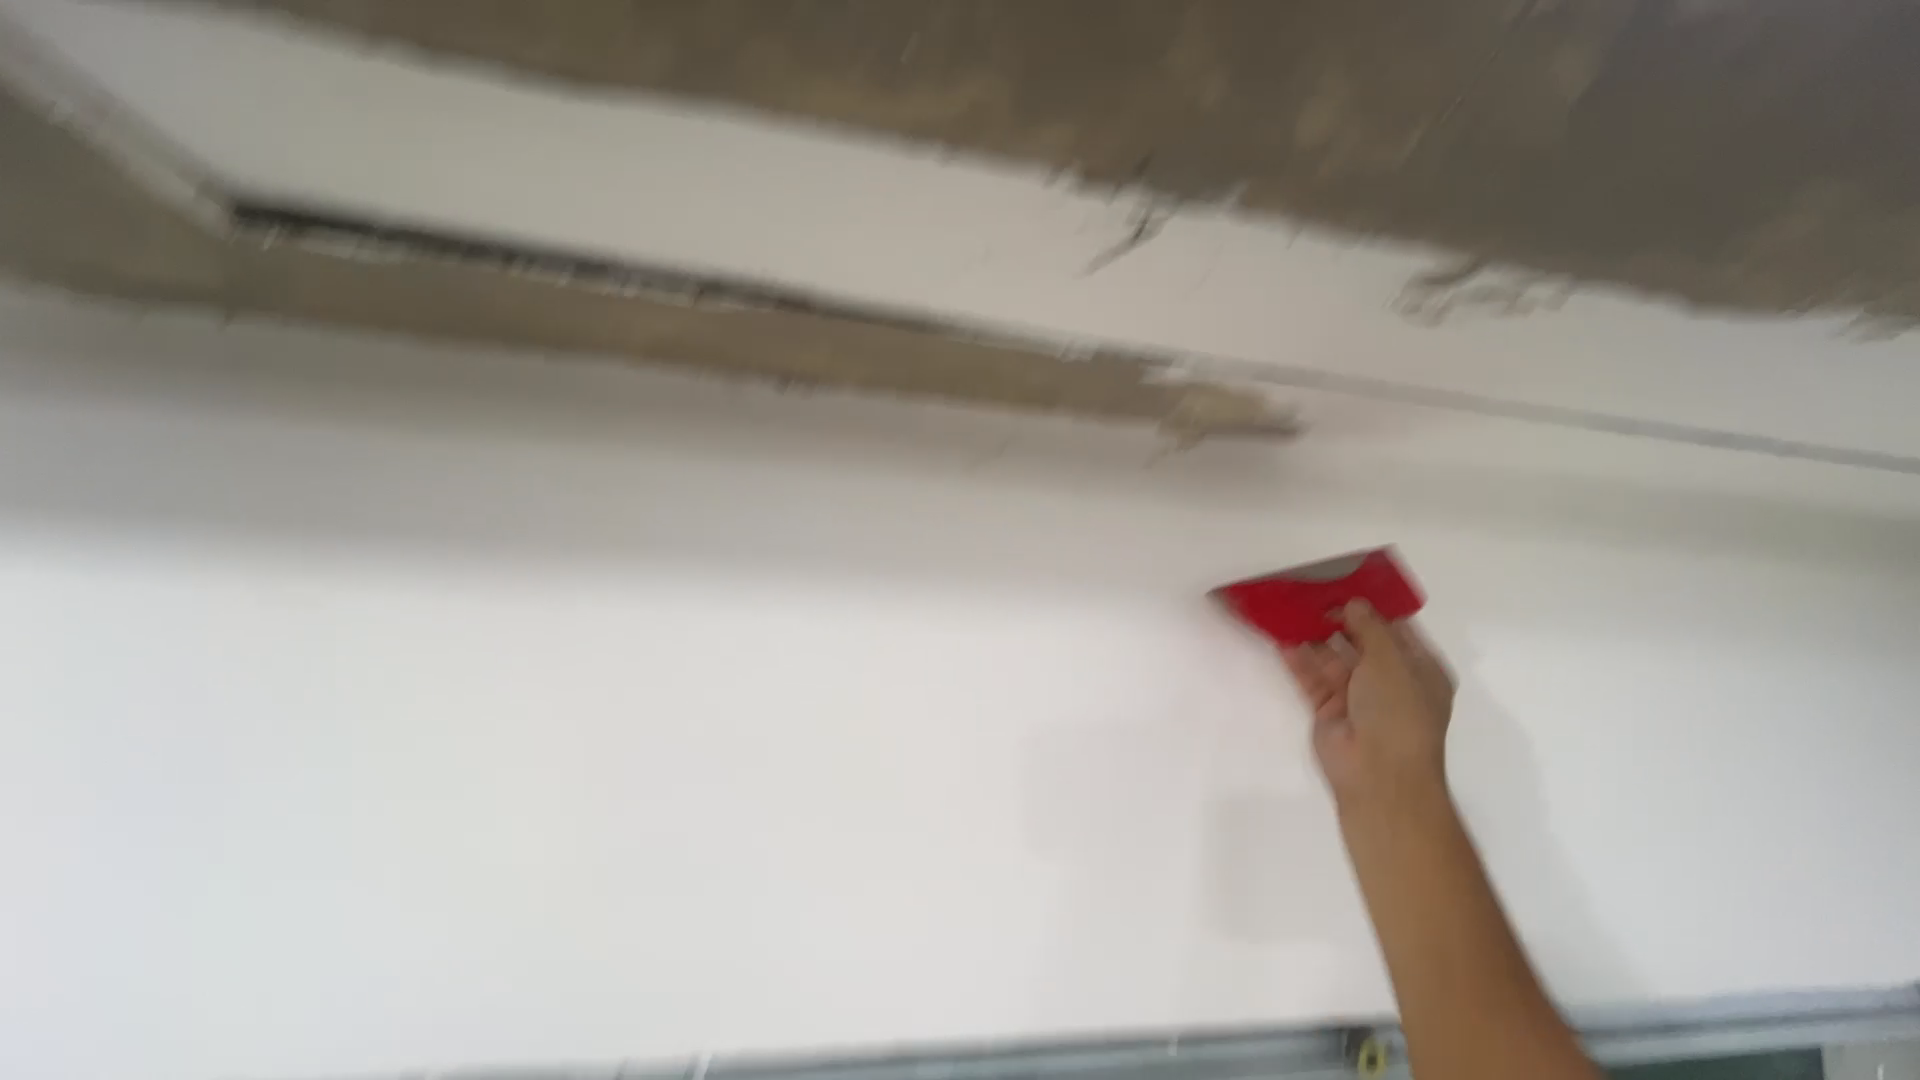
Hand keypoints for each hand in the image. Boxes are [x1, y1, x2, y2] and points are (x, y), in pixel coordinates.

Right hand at [1281, 600, 1454, 807]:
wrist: (1378, 773)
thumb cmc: (1398, 712)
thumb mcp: (1391, 660)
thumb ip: (1369, 627)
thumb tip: (1353, 603)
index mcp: (1419, 669)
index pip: (1396, 630)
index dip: (1373, 608)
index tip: (1347, 584)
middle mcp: (1390, 680)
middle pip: (1361, 642)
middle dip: (1338, 619)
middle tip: (1311, 592)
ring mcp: (1358, 696)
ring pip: (1333, 658)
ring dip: (1314, 636)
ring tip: (1289, 609)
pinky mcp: (1329, 709)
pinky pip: (1313, 678)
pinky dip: (1299, 660)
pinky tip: (1282, 638)